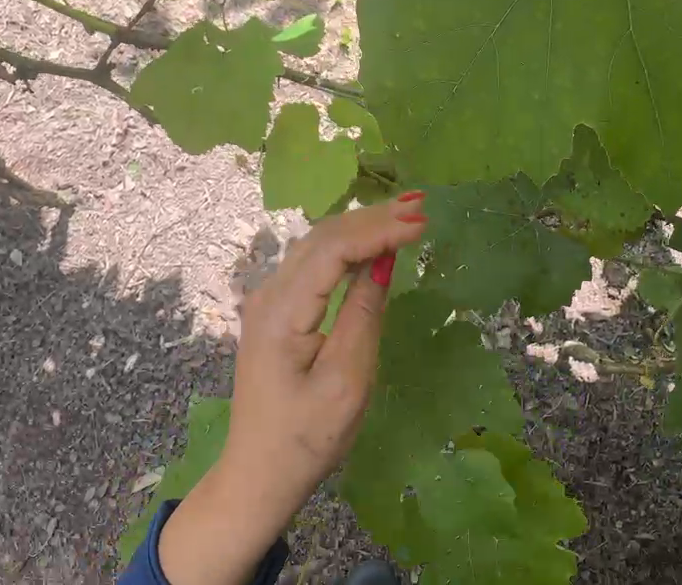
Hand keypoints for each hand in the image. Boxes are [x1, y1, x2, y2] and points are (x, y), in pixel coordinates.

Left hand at [158, 194, 426, 584]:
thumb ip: (363, 315)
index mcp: (281, 311)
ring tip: (406, 214)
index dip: (379, 229)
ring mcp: (269, 299)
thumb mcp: (346, 383)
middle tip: (422, 206)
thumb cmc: (306, 439)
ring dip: (362, 226)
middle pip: (323, 236)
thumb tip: (383, 260)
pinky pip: (315, 262)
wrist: (259, 474)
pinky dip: (348, 245)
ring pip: (318, 244)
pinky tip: (374, 240)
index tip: (422, 223)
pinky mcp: (277, 309)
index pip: (334, 248)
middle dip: (373, 218)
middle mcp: (268, 293)